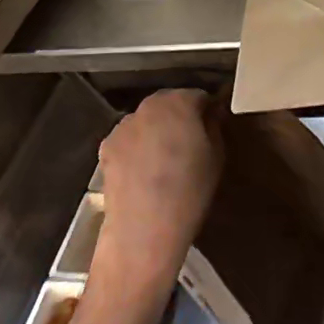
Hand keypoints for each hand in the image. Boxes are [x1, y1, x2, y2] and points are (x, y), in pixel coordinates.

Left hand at [93, 89, 221, 289]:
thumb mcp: (217, 156)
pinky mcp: (106, 146)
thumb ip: (214, 126)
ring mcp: (123, 125)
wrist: (144, 228)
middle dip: (179, 117)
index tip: (211, 128)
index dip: (207, 110)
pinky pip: (129, 139)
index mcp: (179, 102)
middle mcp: (148, 106)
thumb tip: (209, 115)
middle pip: (169, 103)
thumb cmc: (190, 191)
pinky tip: (143, 171)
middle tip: (188, 143)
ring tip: (163, 160)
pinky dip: (137, 147)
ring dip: (156, 130)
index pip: (198, 95)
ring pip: (146, 120)